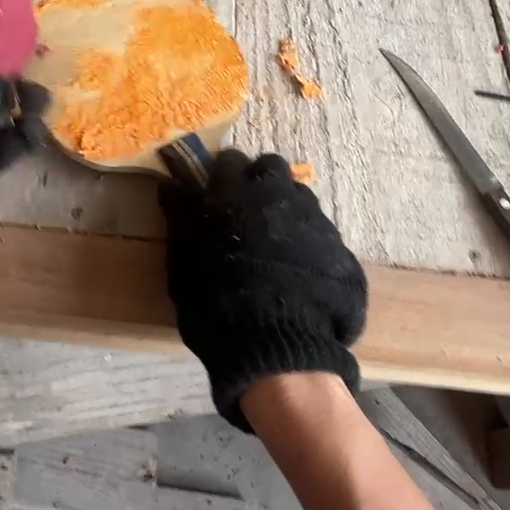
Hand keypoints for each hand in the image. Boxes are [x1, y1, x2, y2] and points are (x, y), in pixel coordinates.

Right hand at [159, 149, 367, 430]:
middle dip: (259, 183)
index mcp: (234, 191)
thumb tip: (171, 183)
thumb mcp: (183, 259)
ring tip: (275, 245)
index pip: (228, 161)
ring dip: (285, 209)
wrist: (278, 348)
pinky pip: (319, 232)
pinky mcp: (338, 246)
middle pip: (269, 168)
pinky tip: (298, 272)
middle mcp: (276, 193)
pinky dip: (308, 243)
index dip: (222, 177)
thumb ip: (181, 215)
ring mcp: (312, 218)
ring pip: (298, 197)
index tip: (216, 195)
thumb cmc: (216, 302)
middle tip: (248, 213)